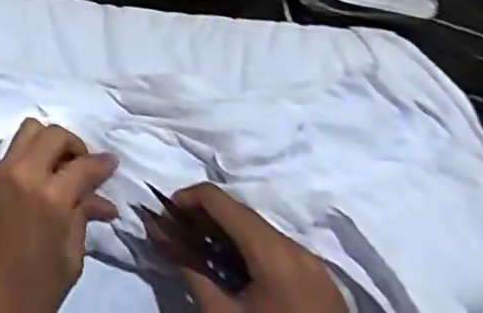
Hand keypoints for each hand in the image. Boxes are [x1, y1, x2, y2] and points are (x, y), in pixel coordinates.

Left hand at [0, 119, 117, 312]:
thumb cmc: (32, 292)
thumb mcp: (68, 261)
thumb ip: (82, 219)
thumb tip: (100, 200)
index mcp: (50, 197)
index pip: (82, 165)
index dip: (102, 163)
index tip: (113, 162)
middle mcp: (25, 174)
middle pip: (53, 134)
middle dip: (75, 145)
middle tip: (85, 166)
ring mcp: (2, 172)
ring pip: (29, 130)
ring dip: (50, 141)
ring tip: (63, 167)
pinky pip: (14, 148)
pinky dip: (32, 151)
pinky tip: (42, 175)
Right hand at [168, 184, 346, 312]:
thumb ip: (188, 267)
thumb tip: (158, 231)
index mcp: (272, 251)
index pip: (219, 199)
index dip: (186, 199)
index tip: (166, 218)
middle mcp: (296, 248)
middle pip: (240, 213)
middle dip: (206, 218)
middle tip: (181, 239)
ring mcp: (316, 265)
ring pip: (260, 231)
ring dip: (229, 234)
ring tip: (208, 258)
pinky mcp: (325, 283)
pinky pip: (280, 251)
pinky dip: (253, 251)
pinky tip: (241, 276)